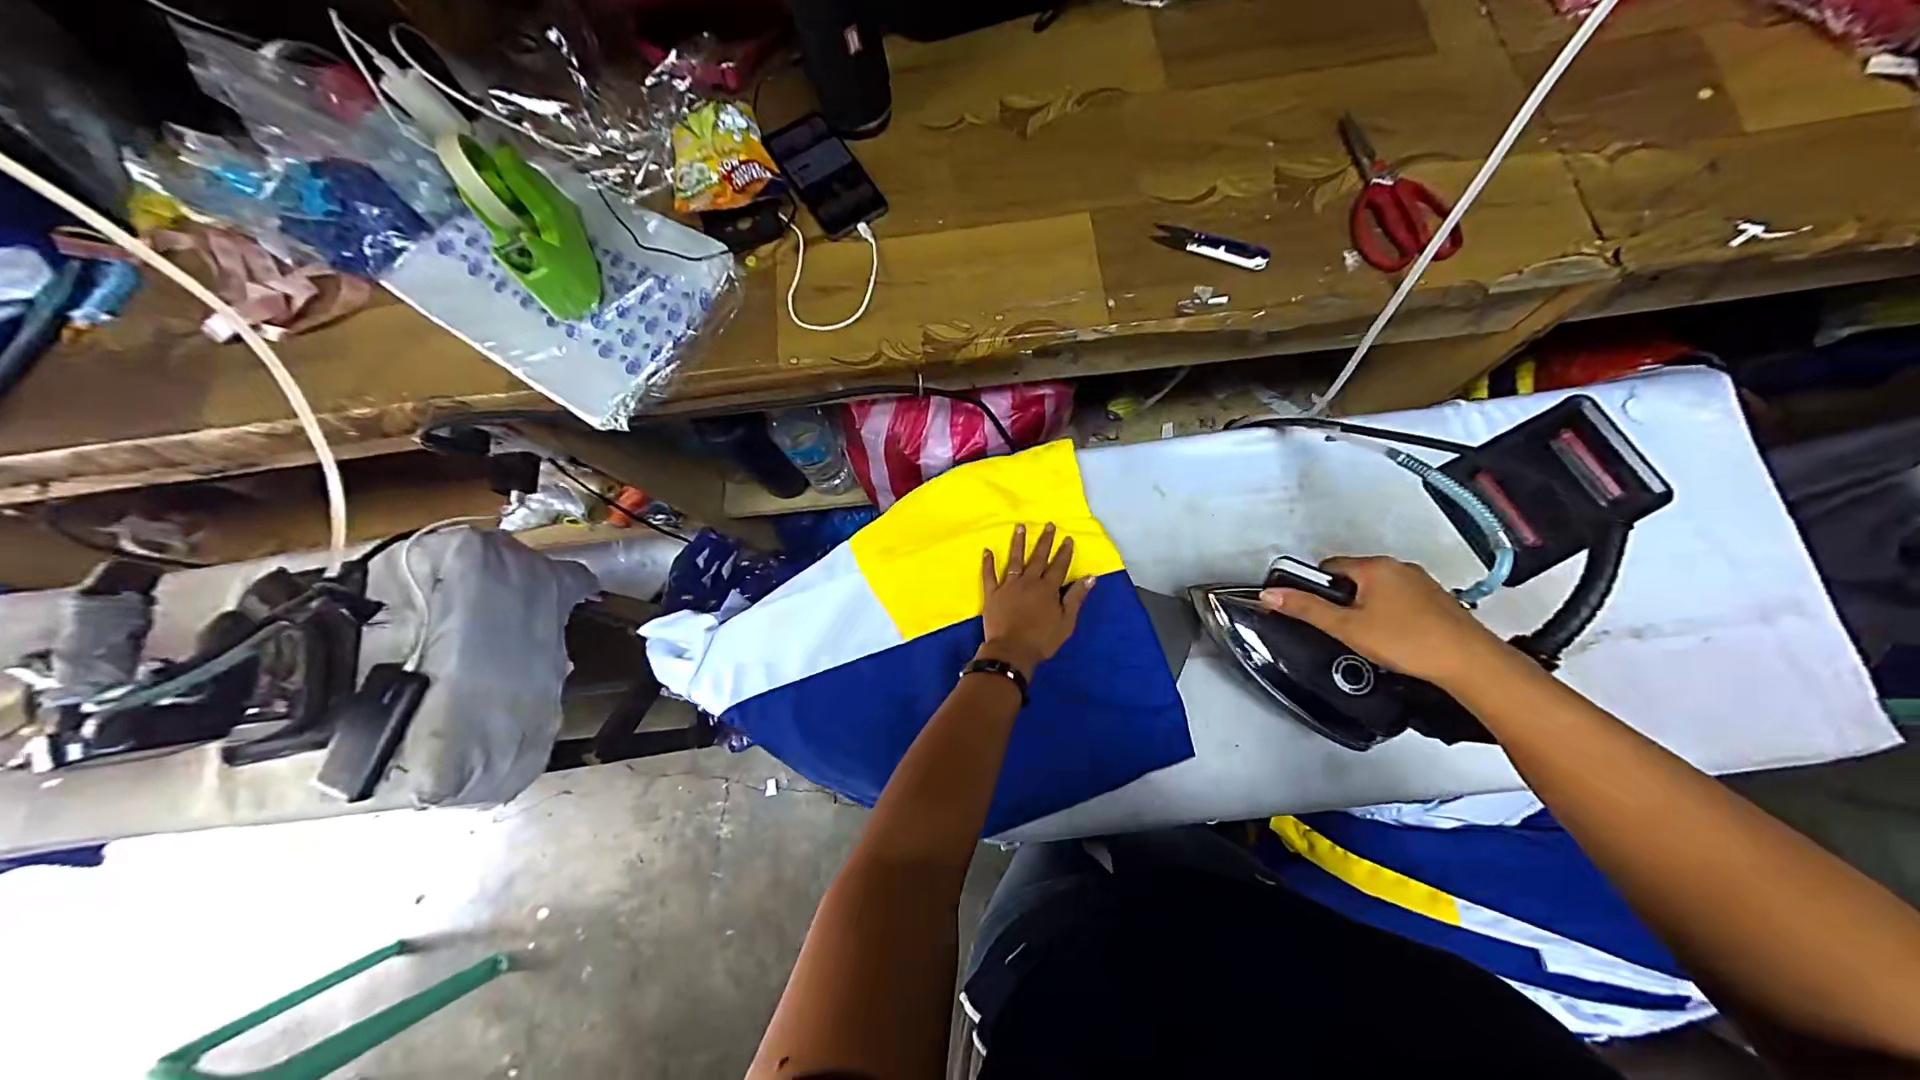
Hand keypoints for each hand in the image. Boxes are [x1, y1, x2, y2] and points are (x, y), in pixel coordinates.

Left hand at [978, 523, 1094, 678]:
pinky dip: (988, 563)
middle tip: (1049, 525)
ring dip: (1018, 543)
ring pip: (1015, 560)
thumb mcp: (1066, 621)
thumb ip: (1076, 597)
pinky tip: (987, 551)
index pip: (1059, 566)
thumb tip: (1090, 577)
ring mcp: (1009, 586)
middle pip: (1038, 558)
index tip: (1068, 538)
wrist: (1011, 651)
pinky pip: (989, 575)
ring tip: (1020, 526)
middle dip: (1045, 541)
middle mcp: (1029, 582)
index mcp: (1047, 589)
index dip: (1064, 552)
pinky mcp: (992, 594)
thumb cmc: (1042, 640)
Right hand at [1259, 556, 1513, 687]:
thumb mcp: (1346, 627)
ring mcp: (1421, 583)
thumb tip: (1272, 594)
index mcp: (1374, 567)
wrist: (1469, 664)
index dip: (1315, 589)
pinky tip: (1393, 638)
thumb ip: (1306, 609)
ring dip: (1366, 608)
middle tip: (1342, 628)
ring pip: (1376, 590)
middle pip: (1352, 578)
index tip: (1313, 610)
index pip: (1327, 567)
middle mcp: (1399, 567)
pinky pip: (1399, 600)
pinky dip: (1389, 615)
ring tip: (1369, 637)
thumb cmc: (1411, 642)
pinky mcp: (1436, 600)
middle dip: (1342, 601)